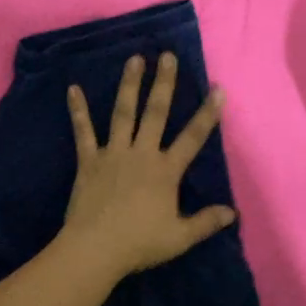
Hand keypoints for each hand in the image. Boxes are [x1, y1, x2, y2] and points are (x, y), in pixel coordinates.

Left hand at [59, 52, 235, 278]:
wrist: (95, 249)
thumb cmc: (139, 244)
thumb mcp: (179, 237)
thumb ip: (206, 222)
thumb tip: (232, 213)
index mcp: (166, 171)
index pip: (192, 137)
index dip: (207, 114)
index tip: (217, 88)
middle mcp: (142, 153)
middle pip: (156, 113)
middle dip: (164, 83)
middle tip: (168, 56)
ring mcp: (113, 153)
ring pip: (123, 112)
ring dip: (129, 84)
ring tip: (135, 59)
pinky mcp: (89, 161)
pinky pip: (83, 132)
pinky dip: (78, 110)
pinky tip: (73, 89)